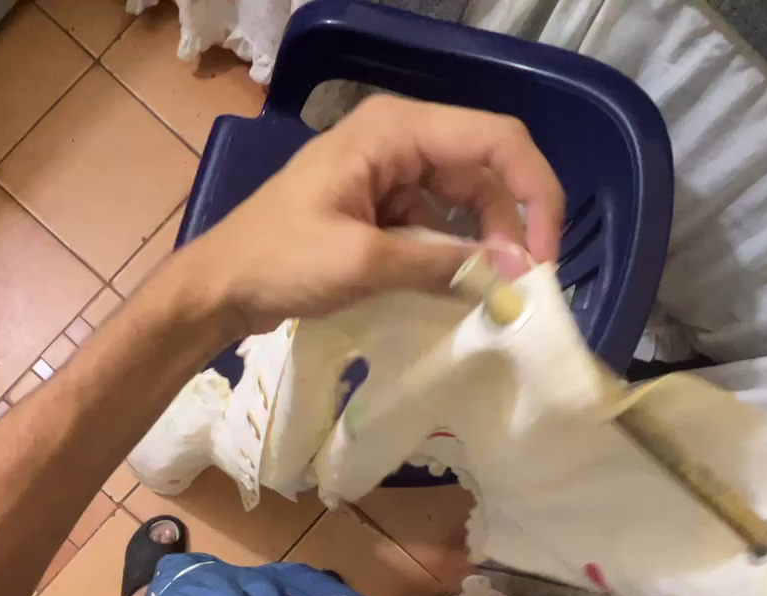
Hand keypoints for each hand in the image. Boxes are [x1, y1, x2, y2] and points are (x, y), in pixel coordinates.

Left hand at [168, 96, 564, 336]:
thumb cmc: (280, 261)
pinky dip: (449, 256)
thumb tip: (506, 277)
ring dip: (481, 246)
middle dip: (508, 227)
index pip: (496, 140)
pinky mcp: (376, 210)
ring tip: (491, 295)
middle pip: (483, 172)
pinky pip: (431, 226)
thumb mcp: (364, 262)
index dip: (534, 193)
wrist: (221, 286)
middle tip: (519, 289)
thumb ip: (439, 264)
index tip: (545, 255)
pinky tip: (457, 289)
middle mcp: (398, 141)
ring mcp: (386, 176)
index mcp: (396, 130)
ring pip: (459, 202)